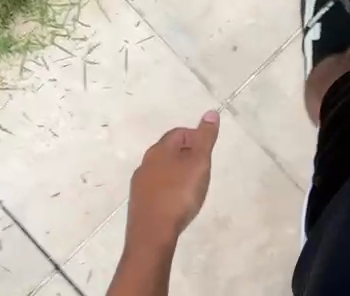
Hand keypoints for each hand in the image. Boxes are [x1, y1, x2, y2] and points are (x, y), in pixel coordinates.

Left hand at [127, 110, 220, 242]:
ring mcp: (139, 186)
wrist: (152, 237)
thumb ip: (206, 138)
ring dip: (177, 174)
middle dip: (187, 156)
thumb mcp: (200, 163)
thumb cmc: (179, 194)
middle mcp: (145, 163)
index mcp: (159, 150)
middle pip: (169, 151)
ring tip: (192, 188)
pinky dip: (168, 190)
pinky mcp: (138, 205)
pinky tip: (177, 203)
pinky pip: (156, 189)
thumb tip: (211, 113)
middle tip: (202, 170)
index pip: (179, 133)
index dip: (196, 138)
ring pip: (162, 171)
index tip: (207, 154)